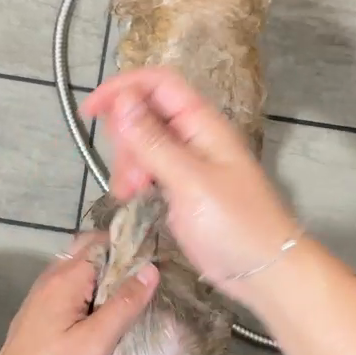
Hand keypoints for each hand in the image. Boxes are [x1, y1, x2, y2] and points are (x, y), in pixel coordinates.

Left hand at [0, 232, 158, 354]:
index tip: (156, 260)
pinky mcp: (39, 313)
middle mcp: (51, 278)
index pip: (102, 244)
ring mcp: (41, 295)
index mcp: (66, 278)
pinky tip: (101, 311)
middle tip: (144, 278)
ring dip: (102, 274)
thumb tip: (150, 269)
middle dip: (116, 257)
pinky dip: (88, 289)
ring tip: (130, 293)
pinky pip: (68, 287)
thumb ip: (125, 303)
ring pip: (77, 269)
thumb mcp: (97, 340)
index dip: (129, 248)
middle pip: (86, 250)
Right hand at [81, 67, 302, 302]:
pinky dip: (136, 179)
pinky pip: (150, 169)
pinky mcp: (182, 187)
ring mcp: (188, 162)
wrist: (264, 270)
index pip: (158, 83)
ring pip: (143, 143)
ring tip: (129, 194)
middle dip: (124, 138)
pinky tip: (134, 199)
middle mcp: (194, 136)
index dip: (123, 88)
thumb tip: (122, 101)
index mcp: (202, 124)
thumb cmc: (235, 225)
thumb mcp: (190, 181)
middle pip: (145, 113)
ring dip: (128, 163)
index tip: (91, 112)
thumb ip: (153, 142)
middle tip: (125, 174)